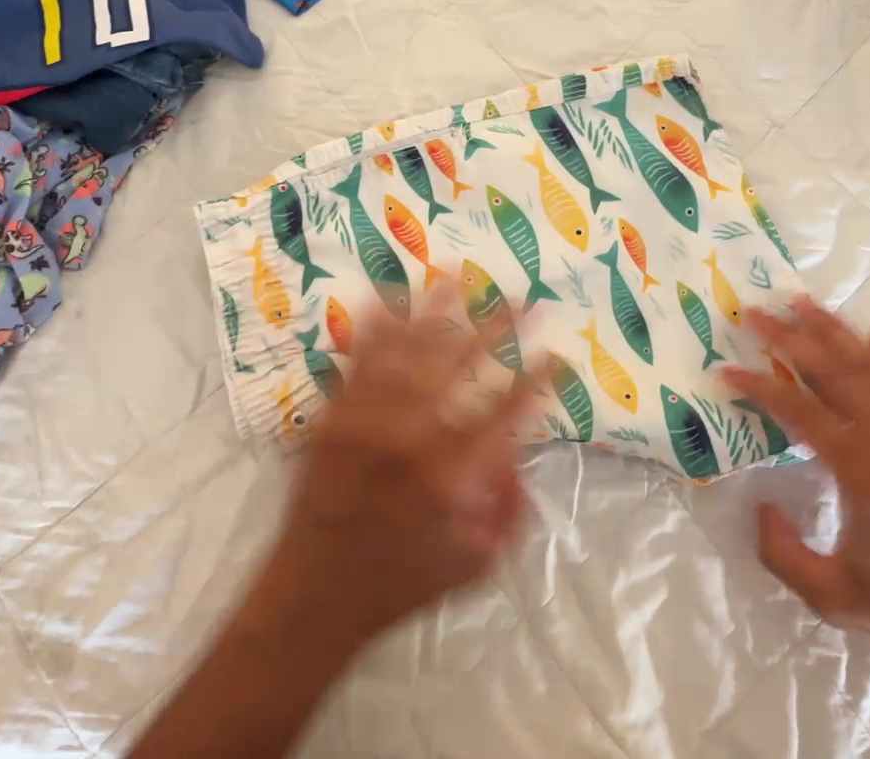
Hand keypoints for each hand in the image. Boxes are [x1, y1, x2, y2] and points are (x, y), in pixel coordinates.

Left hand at [245, 291, 536, 655]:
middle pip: (464, 368)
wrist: (312, 594)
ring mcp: (368, 421)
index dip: (538, 382)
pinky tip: (389, 295)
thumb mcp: (475, 565)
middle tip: (525, 300)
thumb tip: (516, 456)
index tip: (557, 356)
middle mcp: (414, 438)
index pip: (508, 414)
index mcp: (455, 475)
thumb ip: (507, 509)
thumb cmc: (399, 582)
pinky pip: (358, 361)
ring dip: (437, 311)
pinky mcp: (334, 416)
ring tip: (456, 274)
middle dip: (499, 329)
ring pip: (409, 352)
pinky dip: (374, 324)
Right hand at [722, 297, 869, 685]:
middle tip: (756, 312)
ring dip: (837, 333)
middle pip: (836, 373)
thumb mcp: (834, 599)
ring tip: (804, 303)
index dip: (759, 386)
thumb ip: (782, 553)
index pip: (801, 411)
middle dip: (791, 338)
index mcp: (864, 473)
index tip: (726, 369)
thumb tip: (760, 505)